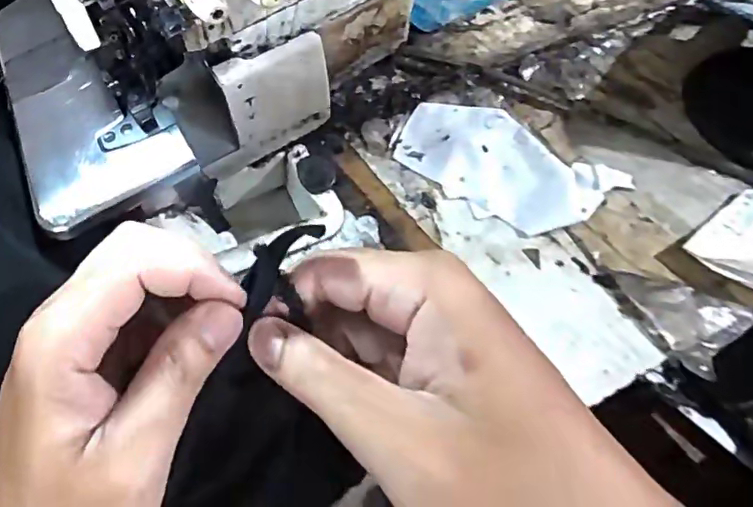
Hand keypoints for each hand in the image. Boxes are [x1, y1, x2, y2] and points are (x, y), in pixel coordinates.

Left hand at [0, 222, 245, 506]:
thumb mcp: (132, 460)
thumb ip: (178, 376)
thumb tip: (227, 311)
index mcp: (60, 335)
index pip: (131, 259)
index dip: (190, 266)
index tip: (239, 300)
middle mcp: (55, 314)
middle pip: (126, 248)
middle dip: (185, 262)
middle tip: (232, 304)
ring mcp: (60, 325)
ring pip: (125, 265)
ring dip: (176, 279)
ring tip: (219, 316)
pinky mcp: (72, 343)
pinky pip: (121, 299)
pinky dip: (162, 303)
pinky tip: (189, 331)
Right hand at [248, 249, 672, 506]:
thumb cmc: (508, 489)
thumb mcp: (398, 437)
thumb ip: (316, 376)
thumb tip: (256, 332)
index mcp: (427, 283)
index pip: (327, 269)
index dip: (284, 301)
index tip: (243, 341)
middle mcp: (433, 290)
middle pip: (342, 295)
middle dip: (305, 333)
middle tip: (262, 375)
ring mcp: (442, 327)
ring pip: (357, 328)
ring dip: (327, 362)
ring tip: (294, 396)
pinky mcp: (445, 362)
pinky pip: (381, 356)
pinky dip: (355, 381)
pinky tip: (334, 408)